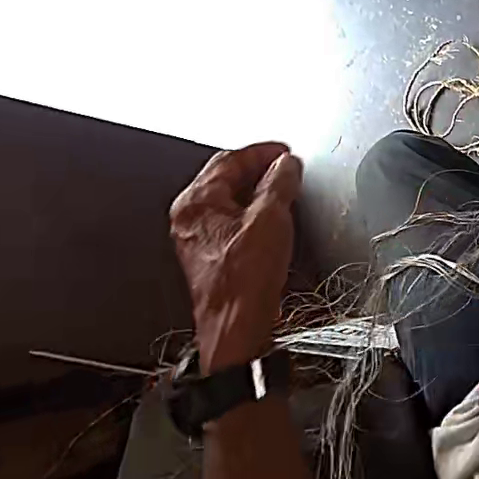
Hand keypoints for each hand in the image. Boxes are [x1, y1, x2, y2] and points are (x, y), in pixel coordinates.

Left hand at [169, 142, 301, 371]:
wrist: (237, 327)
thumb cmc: (243, 281)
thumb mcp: (271, 219)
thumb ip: (279, 183)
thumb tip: (286, 165)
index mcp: (196, 203)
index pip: (229, 159)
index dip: (262, 152)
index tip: (284, 152)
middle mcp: (191, 218)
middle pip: (227, 178)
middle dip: (261, 170)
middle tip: (288, 169)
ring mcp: (200, 238)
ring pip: (232, 201)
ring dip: (260, 192)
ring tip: (287, 192)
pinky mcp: (214, 255)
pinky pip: (235, 221)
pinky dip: (255, 213)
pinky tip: (275, 219)